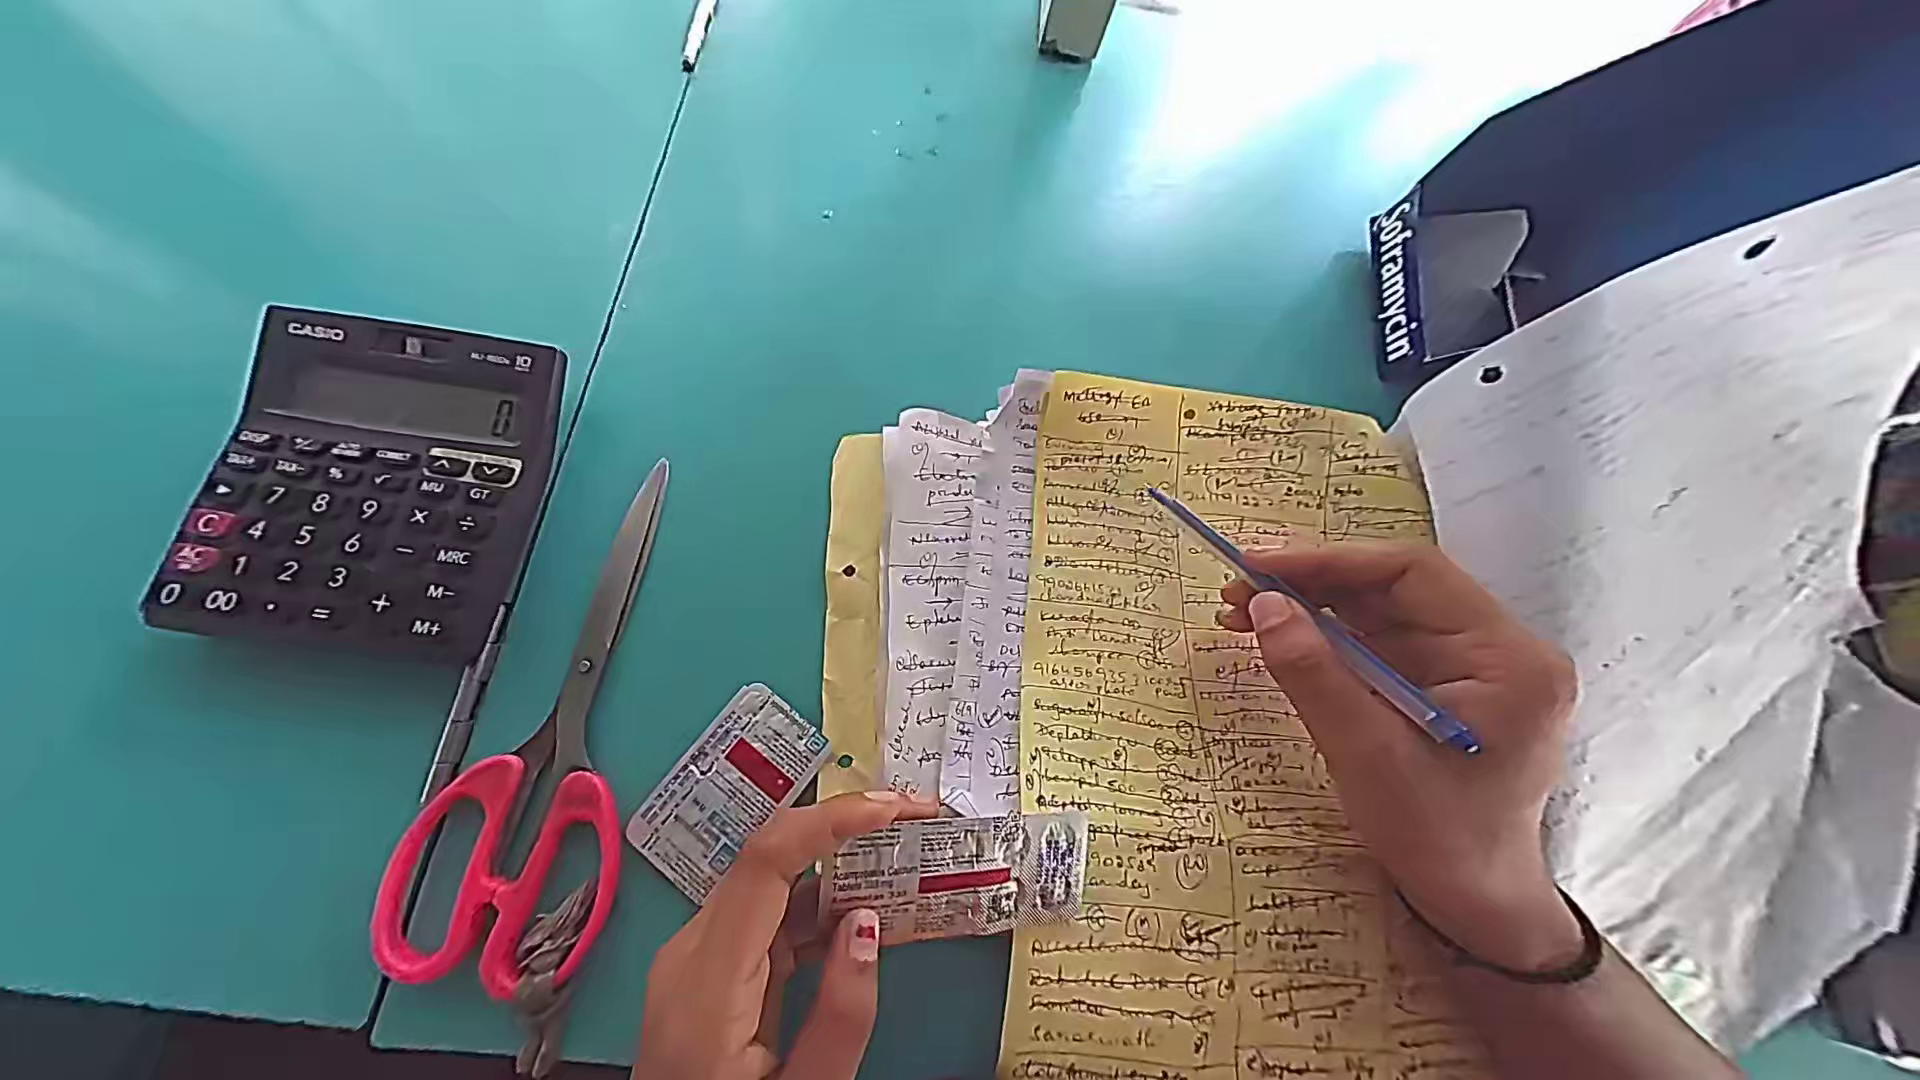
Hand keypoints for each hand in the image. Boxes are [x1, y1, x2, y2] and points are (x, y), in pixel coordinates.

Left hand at [635, 790, 938, 1079]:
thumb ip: (839, 1019)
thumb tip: (866, 922)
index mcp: (703, 981)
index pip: (765, 861)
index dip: (829, 820)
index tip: (890, 807)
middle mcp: (692, 949)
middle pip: (771, 854)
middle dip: (845, 824)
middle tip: (910, 816)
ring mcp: (699, 953)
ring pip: (776, 877)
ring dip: (840, 860)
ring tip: (899, 851)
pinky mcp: (714, 964)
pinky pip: (773, 911)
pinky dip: (822, 901)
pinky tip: (863, 907)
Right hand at [1219, 543, 1581, 970]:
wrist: (1468, 898)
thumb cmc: (1434, 834)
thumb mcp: (1366, 755)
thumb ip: (1314, 675)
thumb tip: (1262, 605)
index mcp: (1505, 657)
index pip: (1413, 573)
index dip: (1330, 561)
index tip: (1258, 566)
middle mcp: (1488, 646)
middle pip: (1387, 585)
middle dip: (1307, 582)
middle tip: (1237, 590)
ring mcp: (1457, 660)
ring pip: (1369, 605)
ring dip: (1302, 603)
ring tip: (1239, 611)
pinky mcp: (1425, 676)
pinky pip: (1363, 635)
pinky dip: (1312, 630)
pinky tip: (1270, 635)